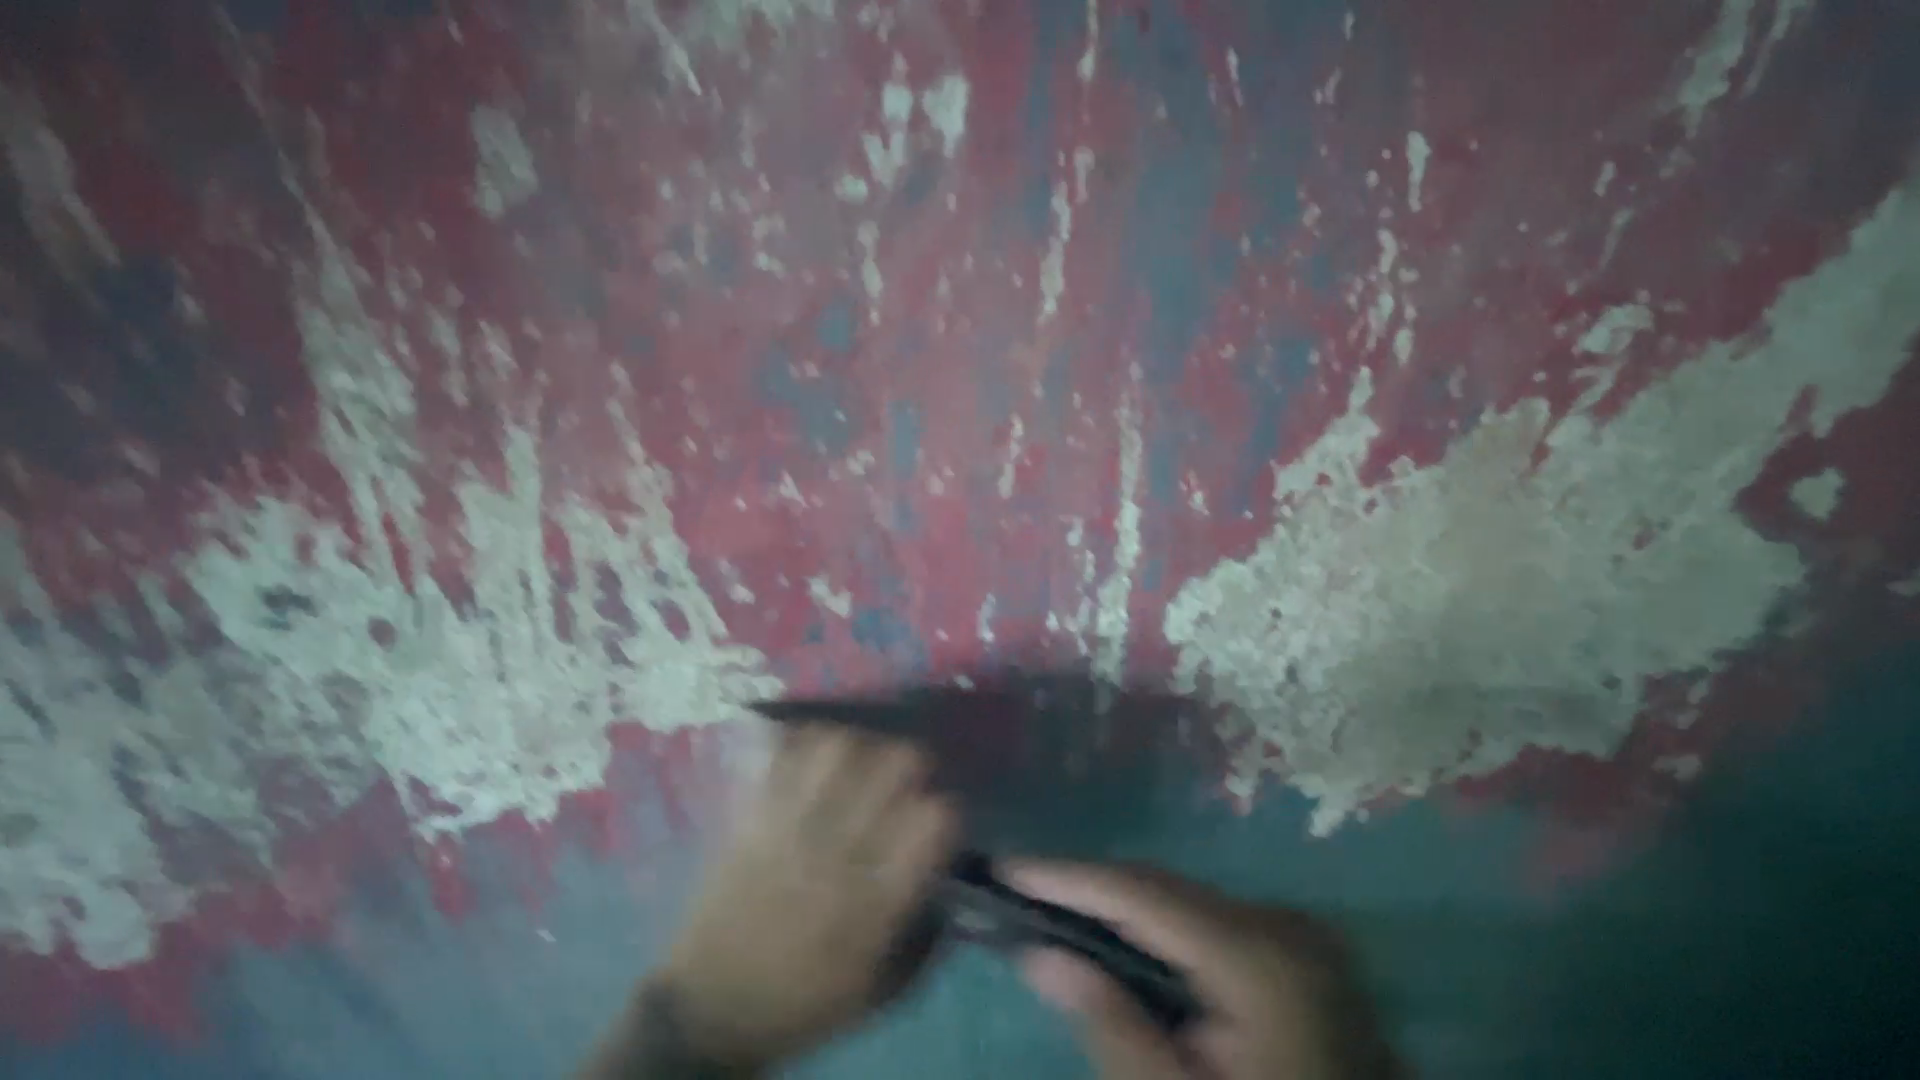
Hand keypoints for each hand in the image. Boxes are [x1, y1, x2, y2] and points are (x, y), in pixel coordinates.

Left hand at [630, 726, 957, 1071]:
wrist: (711, 1010)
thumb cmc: (805, 1003)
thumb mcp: (882, 990)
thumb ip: (927, 936)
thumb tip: (950, 884)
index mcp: (878, 904)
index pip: (932, 822)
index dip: (944, 810)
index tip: (939, 816)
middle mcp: (839, 855)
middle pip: (891, 767)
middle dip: (910, 763)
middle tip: (906, 777)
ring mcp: (791, 830)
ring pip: (837, 749)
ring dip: (860, 746)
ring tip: (860, 761)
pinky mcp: (752, 819)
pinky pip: (781, 756)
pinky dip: (804, 743)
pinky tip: (815, 756)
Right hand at [1010, 861, 1397, 1079]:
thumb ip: (1111, 1028)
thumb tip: (1040, 955)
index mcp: (1257, 957)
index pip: (1142, 894)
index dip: (1068, 876)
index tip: (1004, 867)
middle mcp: (1281, 924)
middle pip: (1164, 890)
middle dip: (1089, 889)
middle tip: (1016, 893)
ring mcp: (1298, 935)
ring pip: (1185, 903)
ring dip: (1120, 908)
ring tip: (1052, 911)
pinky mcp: (1301, 954)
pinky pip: (1211, 925)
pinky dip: (1160, 931)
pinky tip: (1119, 945)